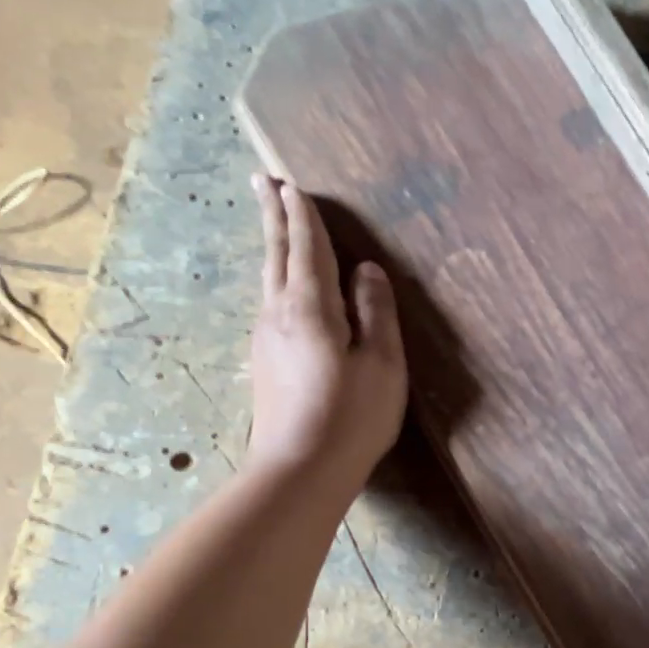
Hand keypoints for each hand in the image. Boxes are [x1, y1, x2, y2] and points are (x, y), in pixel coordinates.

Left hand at [246, 174, 406, 493]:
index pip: (308, 251)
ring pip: (269, 276)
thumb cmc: (354, 414)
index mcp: (311, 309)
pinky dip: (277, 273)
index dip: (305, 218)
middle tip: (266, 182)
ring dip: (273, 243)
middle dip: (275, 217)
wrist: (301, 465)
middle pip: (276, 255)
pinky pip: (272, 298)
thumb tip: (367, 270)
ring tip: (274, 219)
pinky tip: (282, 279)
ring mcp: (268, 336)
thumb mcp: (382, 363)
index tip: (295, 184)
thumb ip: (377, 313)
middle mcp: (280, 313)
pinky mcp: (268, 357)